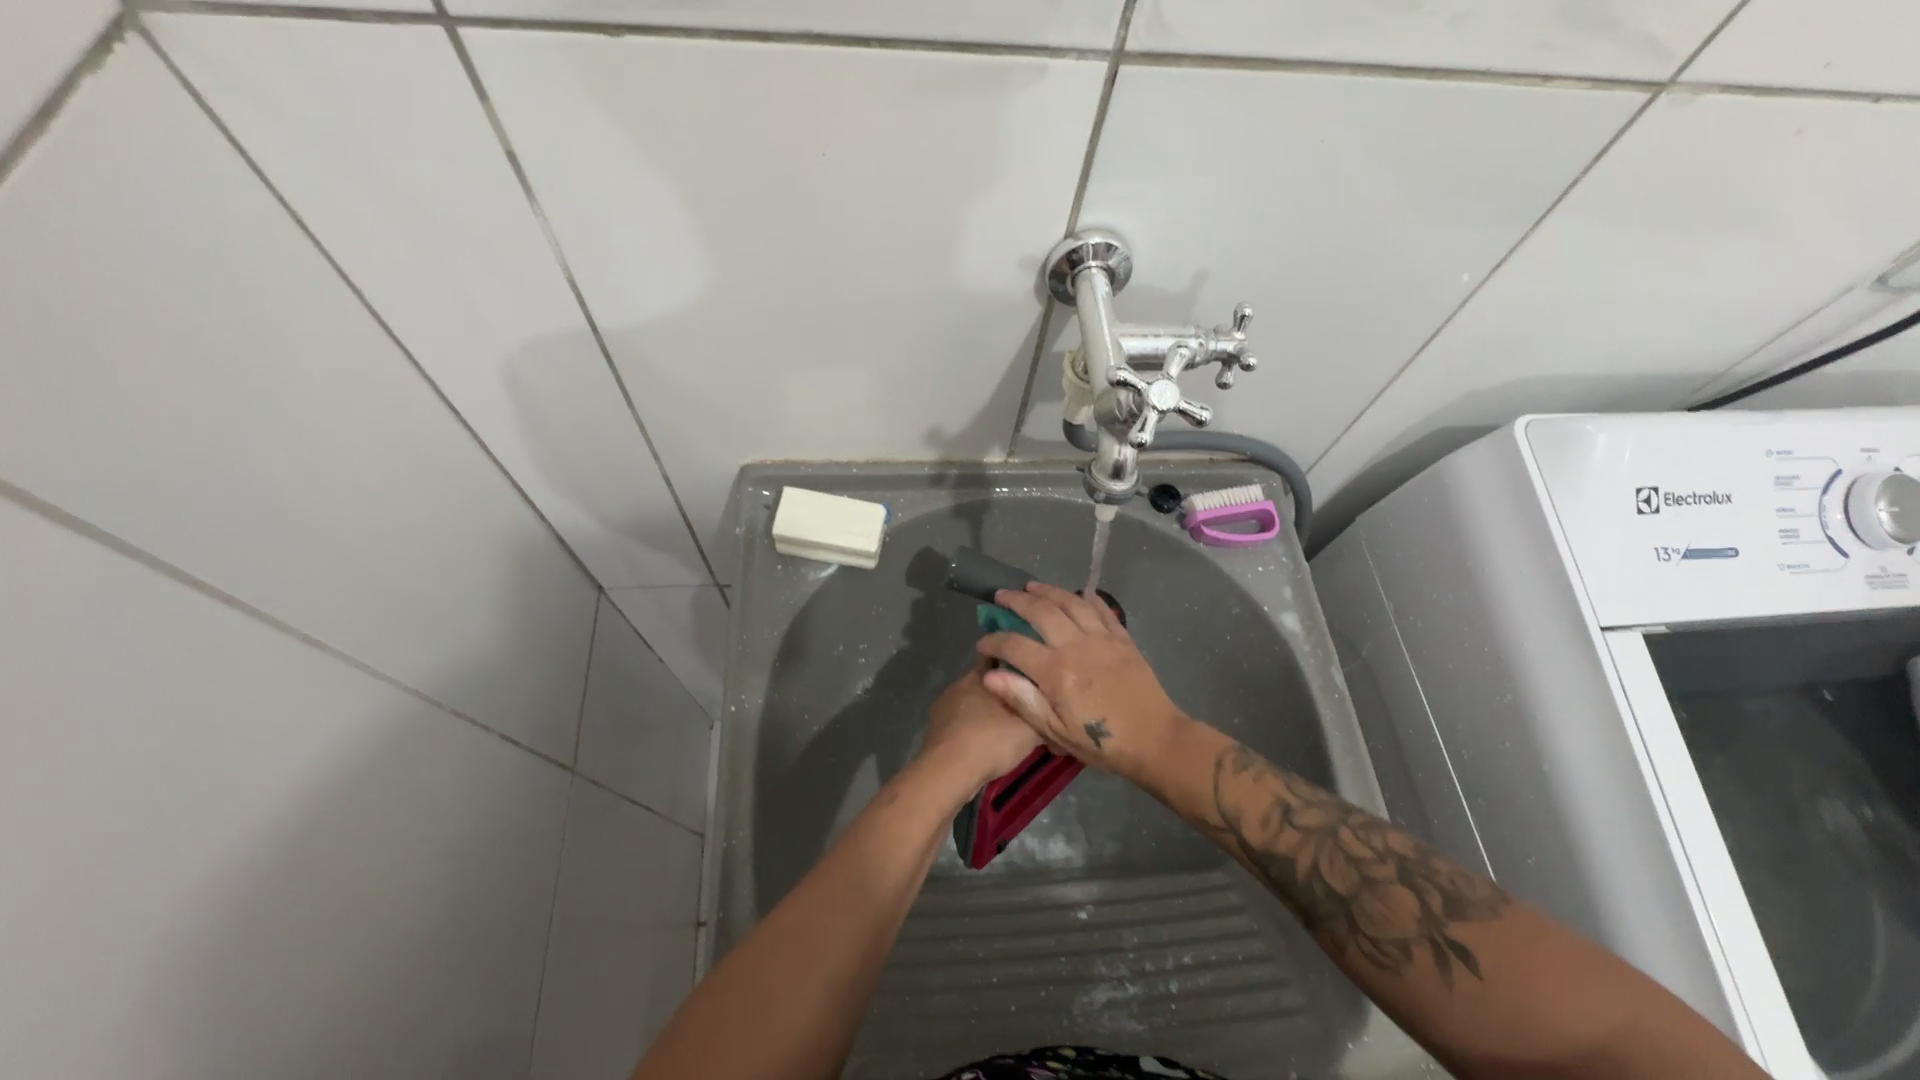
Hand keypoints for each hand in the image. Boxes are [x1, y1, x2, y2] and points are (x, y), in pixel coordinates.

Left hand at [918, 660, 1043, 792]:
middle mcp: (957, 685)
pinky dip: (971, 730)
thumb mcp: (1030, 729)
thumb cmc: (990, 741)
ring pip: (970, 704)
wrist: (949, 773)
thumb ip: (1041, 714)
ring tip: (1003, 730)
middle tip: (1021, 708)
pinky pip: (959, 723)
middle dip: (1001, 693)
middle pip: (985, 684)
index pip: (999, 660)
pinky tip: (982, 745)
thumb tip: (1050, 711)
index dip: (1016, 668)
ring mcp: (942, 707)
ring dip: (984, 713)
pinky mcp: (934, 730)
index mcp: (978, 676)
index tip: (1031, 678)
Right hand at [977, 582, 1186, 775]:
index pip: (1014, 645)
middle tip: (1001, 595)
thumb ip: (1023, 700)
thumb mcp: (1056, 731)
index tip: (982, 642)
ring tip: (1032, 585)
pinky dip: (1088, 598)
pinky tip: (1080, 593)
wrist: (1155, 740)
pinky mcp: (1123, 640)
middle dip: (1017, 600)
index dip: (994, 641)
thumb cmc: (1102, 743)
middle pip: (1041, 612)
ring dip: (1049, 591)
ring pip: (1071, 603)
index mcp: (1055, 671)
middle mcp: (1076, 646)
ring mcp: (1102, 639)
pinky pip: (1103, 611)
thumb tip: (990, 676)